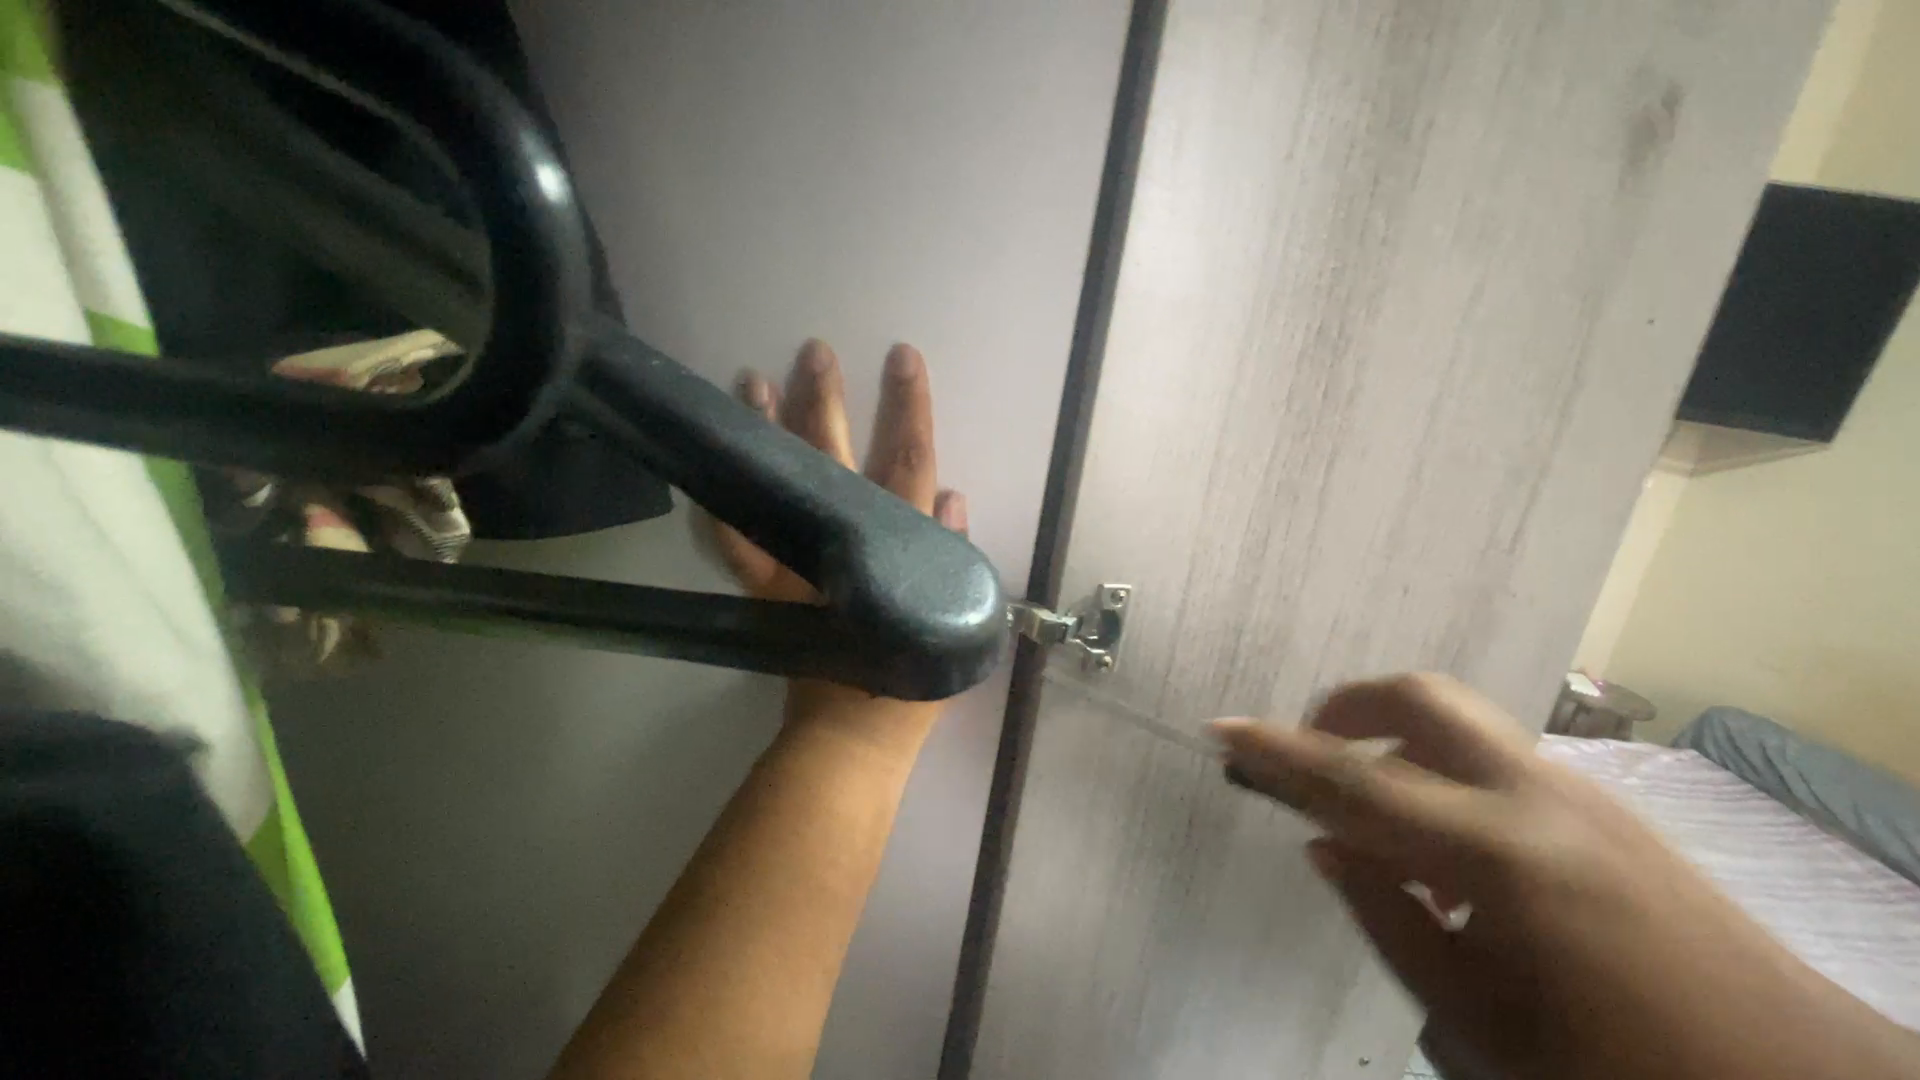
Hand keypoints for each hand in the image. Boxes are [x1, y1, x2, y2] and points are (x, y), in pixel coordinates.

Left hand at [706, 339, 967, 752]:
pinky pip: (733, 544)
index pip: (909, 460)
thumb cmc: (912, 678)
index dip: (909, 406)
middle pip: (834, 457)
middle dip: (827, 400)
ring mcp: (797, 562)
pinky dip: (719, 506)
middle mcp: (844, 539)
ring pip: (778, 485)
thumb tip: (952, 493)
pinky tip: (709, 469)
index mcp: (899, 541)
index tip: (903, 357)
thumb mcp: (954, 615)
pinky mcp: (763, 591)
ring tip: (752, 382)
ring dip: (766, 432)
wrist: (853, 733)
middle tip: (813, 350)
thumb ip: (952, 553)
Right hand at [1209, 674, 1919, 1079]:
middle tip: (1310, 750)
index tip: (1222, 729)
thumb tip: (1327, 846)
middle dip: (1350, 707)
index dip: (1280, 753)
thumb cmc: (1611, 1063)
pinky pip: (1499, 761)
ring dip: (1400, 747)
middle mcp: (1539, 795)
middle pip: (1423, 699)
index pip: (1358, 781)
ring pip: (1463, 725)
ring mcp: (1581, 791)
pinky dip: (1447, 777)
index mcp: (1498, 853)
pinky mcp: (1607, 806)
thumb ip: (1388, 917)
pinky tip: (1452, 859)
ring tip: (1382, 826)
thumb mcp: (1475, 1017)